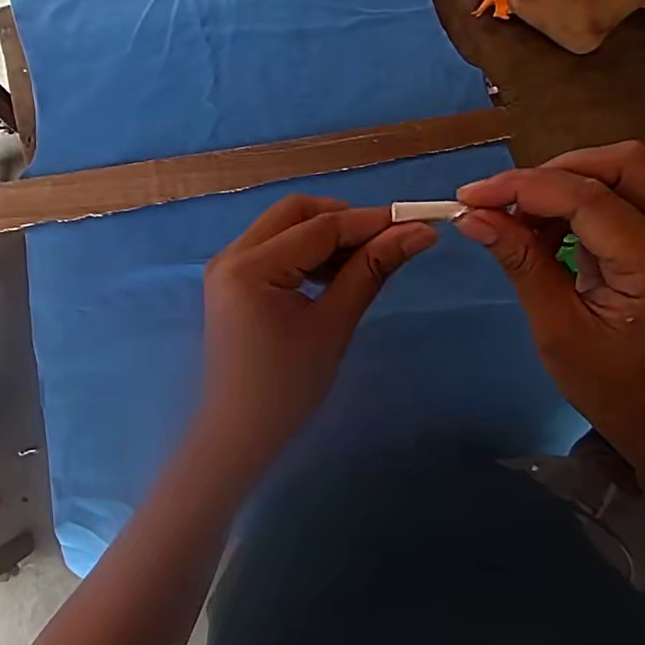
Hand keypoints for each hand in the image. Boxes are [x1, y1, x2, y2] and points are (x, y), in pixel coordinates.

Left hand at [198, 196, 436, 456]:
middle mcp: (231, 255)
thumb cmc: (288, 387)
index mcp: (250, 267)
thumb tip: (418, 233)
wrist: (240, 431)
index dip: (370, 222)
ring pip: (283, 226)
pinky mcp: (231, 279)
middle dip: (343, 220)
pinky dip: (305, 252)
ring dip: (324, 235)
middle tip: (384, 243)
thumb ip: (371, 270)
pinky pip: (273, 247)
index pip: (319, 228)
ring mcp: (226, 266)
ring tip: (362, 264)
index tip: (415, 223)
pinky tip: (333, 275)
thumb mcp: (333, 325)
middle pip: (295, 212)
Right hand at [452, 142, 644, 434]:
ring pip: (629, 170)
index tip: (472, 196)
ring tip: (522, 219)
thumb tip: (472, 217)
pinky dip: (580, 198)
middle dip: (556, 172)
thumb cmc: (605, 382)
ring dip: (567, 182)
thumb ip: (520, 261)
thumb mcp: (554, 327)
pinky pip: (628, 192)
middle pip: (626, 164)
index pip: (591, 201)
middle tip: (506, 202)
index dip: (525, 188)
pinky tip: (548, 228)